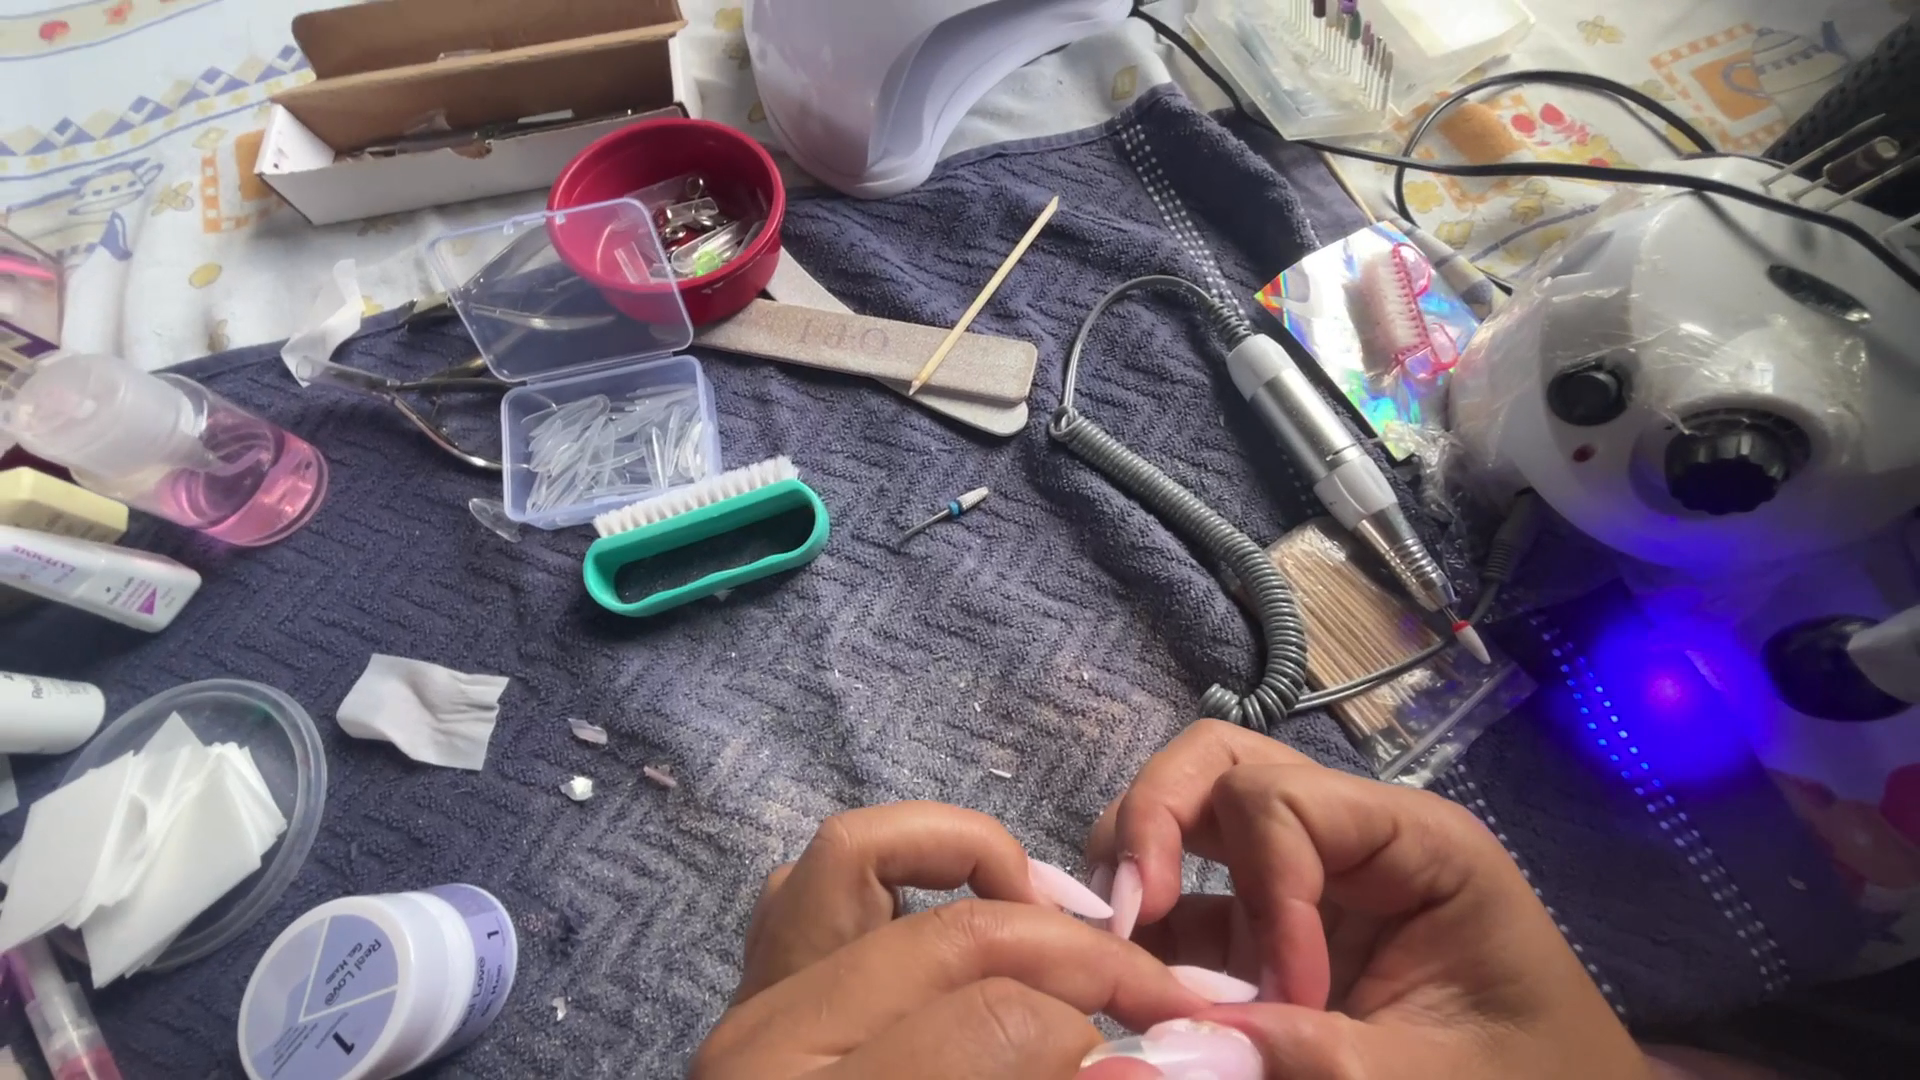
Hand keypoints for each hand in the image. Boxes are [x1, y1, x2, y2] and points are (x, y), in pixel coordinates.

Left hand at [691, 802, 1215, 1078]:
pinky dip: (896, 860)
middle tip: (1150, 987)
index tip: (1164, 1059)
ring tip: (1047, 908)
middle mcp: (769, 1044)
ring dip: (972, 857)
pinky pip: (816, 877)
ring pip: (860, 852)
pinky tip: (959, 902)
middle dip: (1073, 950)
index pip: (993, 1023)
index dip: (1091, 1037)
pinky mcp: (754, 985)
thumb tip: (1160, 1064)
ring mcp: (750, 1001)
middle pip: (954, 936)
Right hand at [1080, 719, 1651, 1078]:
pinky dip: (1143, 912)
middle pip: (1220, 762)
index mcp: (1412, 838)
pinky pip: (1184, 886)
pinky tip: (1127, 958)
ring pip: (1190, 803)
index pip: (1287, 802)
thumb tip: (1183, 1041)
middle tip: (1126, 905)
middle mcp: (1344, 829)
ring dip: (1136, 852)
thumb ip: (1323, 1061)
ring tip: (1118, 930)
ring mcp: (1297, 870)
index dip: (1262, 887)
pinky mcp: (1262, 918)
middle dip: (1156, 818)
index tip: (1284, 994)